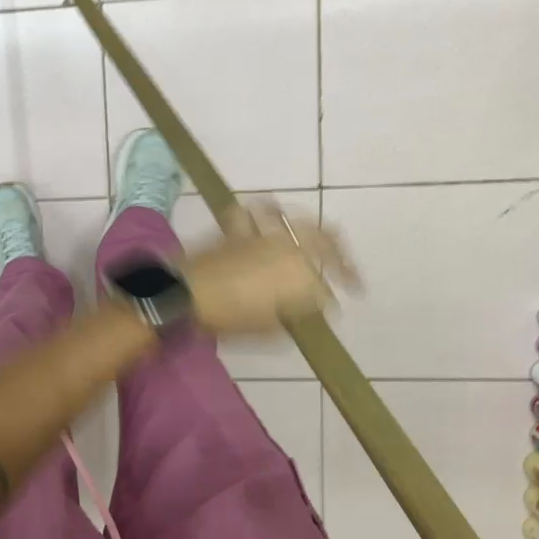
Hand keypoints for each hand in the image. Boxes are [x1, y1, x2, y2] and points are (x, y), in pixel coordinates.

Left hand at [178, 202, 357, 335]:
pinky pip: (252, 212)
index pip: (330, 278)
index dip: (344, 284)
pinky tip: (269, 214)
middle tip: (343, 264)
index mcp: (299, 276)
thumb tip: (309, 306)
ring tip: (317, 235)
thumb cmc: (228, 317)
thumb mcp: (268, 328)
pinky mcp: (236, 230)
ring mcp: (261, 235)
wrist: (184, 294)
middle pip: (326, 240)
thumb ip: (294, 313)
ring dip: (311, 227)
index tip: (353, 291)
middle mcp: (286, 249)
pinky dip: (264, 210)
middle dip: (340, 252)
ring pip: (296, 221)